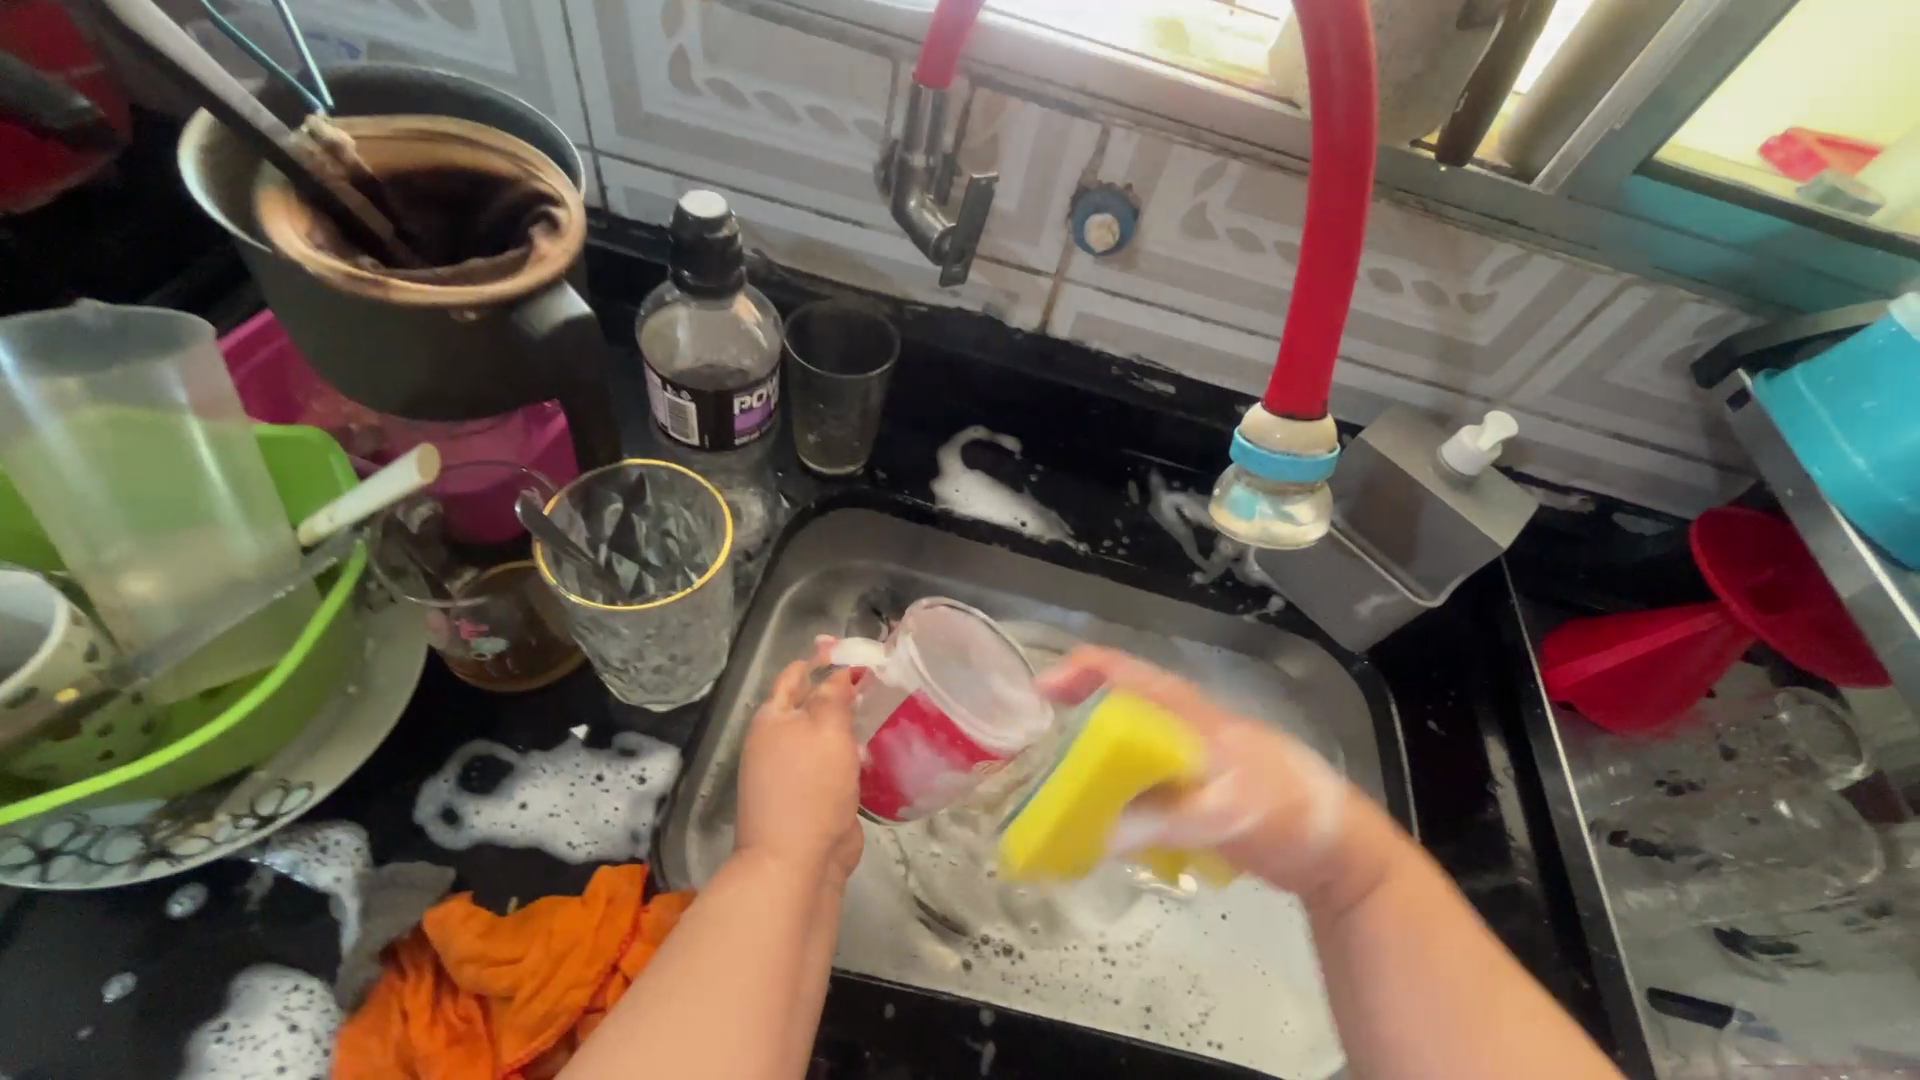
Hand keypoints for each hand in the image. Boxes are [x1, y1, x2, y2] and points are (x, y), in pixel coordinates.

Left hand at [734, 643, 863, 884]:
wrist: (797, 860)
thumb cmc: (809, 785)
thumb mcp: (826, 729)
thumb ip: (834, 694)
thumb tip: (839, 670)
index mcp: (772, 719)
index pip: (796, 676)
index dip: (822, 659)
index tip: (854, 649)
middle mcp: (779, 741)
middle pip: (812, 705)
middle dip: (841, 692)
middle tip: (879, 678)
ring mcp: (795, 772)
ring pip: (826, 737)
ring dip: (850, 726)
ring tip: (885, 709)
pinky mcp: (815, 797)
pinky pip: (836, 765)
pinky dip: (854, 756)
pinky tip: (877, 752)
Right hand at [1034, 646, 1355, 897]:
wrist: (1339, 847)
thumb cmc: (1287, 813)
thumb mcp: (1224, 816)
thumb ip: (1160, 820)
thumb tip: (1091, 834)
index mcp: (1189, 713)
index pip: (1124, 671)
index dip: (1077, 670)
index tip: (1036, 692)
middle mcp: (1185, 723)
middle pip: (1118, 702)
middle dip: (1073, 711)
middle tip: (1033, 743)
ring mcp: (1193, 752)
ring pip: (1129, 738)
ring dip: (1092, 750)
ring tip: (1057, 778)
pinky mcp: (1199, 782)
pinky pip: (1144, 772)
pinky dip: (1116, 782)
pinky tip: (1104, 811)